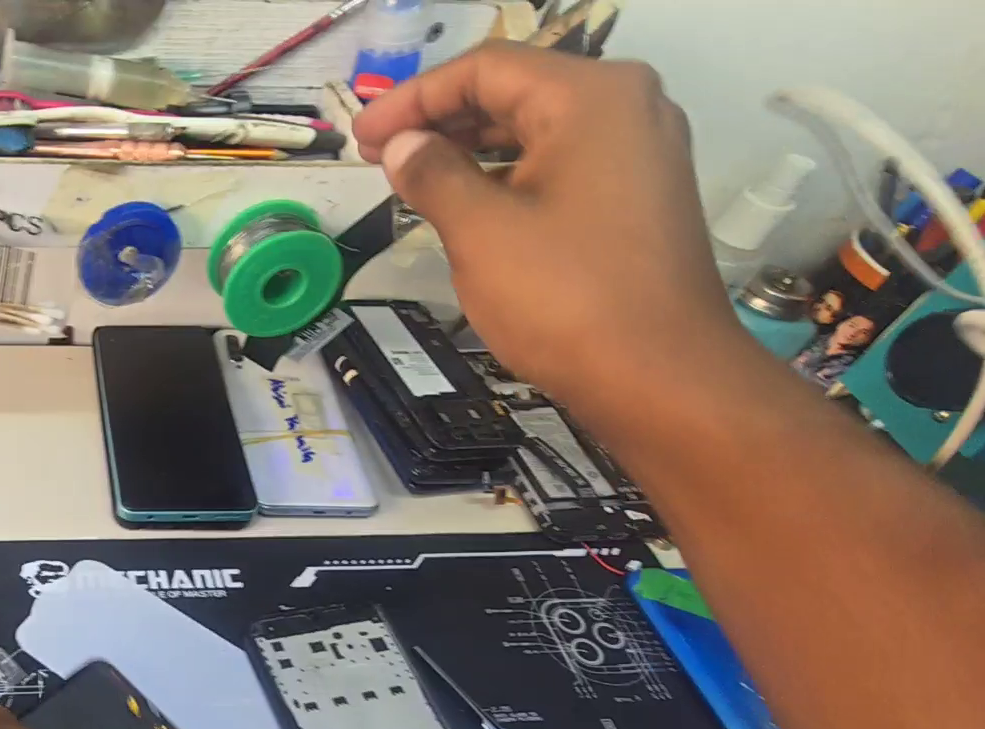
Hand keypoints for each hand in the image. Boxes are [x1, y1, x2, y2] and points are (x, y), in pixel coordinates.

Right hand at [353, 44, 745, 408]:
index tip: (360, 138)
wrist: (653, 372)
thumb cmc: (562, 296)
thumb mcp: (481, 231)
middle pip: (512, 92)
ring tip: (409, 179)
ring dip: (466, 149)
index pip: (485, 70)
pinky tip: (462, 203)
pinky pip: (554, 166)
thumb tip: (401, 146)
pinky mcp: (630, 198)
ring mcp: (634, 154)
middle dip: (437, 120)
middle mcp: (623, 108)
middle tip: (376, 156)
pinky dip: (501, 176)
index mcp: (590, 98)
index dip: (412, 99)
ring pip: (533, 132)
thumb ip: (433, 176)